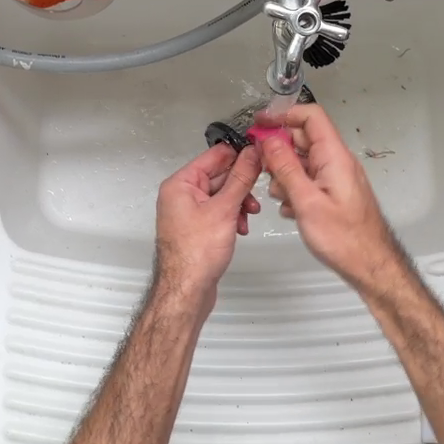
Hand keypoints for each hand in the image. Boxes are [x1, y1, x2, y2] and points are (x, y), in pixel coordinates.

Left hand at [154, 143, 263, 302]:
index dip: (238, 153)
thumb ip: (240, 179)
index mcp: (181, 183)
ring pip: (221, 195)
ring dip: (239, 202)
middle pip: (218, 175)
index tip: (262, 152)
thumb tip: (252, 153)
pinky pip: (218, 212)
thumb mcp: (224, 209)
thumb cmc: (197, 252)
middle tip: (261, 187)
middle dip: (241, 183)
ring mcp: (188, 212)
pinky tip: (242, 228)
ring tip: (250, 214)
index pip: (213, 156)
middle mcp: (181, 194)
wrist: (187, 291)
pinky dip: (232, 216)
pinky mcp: (197, 228)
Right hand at [255, 104, 403, 288]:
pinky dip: (294, 188)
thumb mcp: (306, 202)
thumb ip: (286, 168)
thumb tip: (269, 139)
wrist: (371, 266)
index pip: (311, 116)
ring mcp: (335, 177)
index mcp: (334, 156)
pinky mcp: (333, 192)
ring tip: (280, 197)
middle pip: (302, 138)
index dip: (284, 114)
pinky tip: (290, 209)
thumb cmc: (342, 237)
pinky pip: (309, 179)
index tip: (259, 125)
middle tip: (261, 169)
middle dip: (278, 150)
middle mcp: (336, 161)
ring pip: (302, 160)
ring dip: (284, 173)